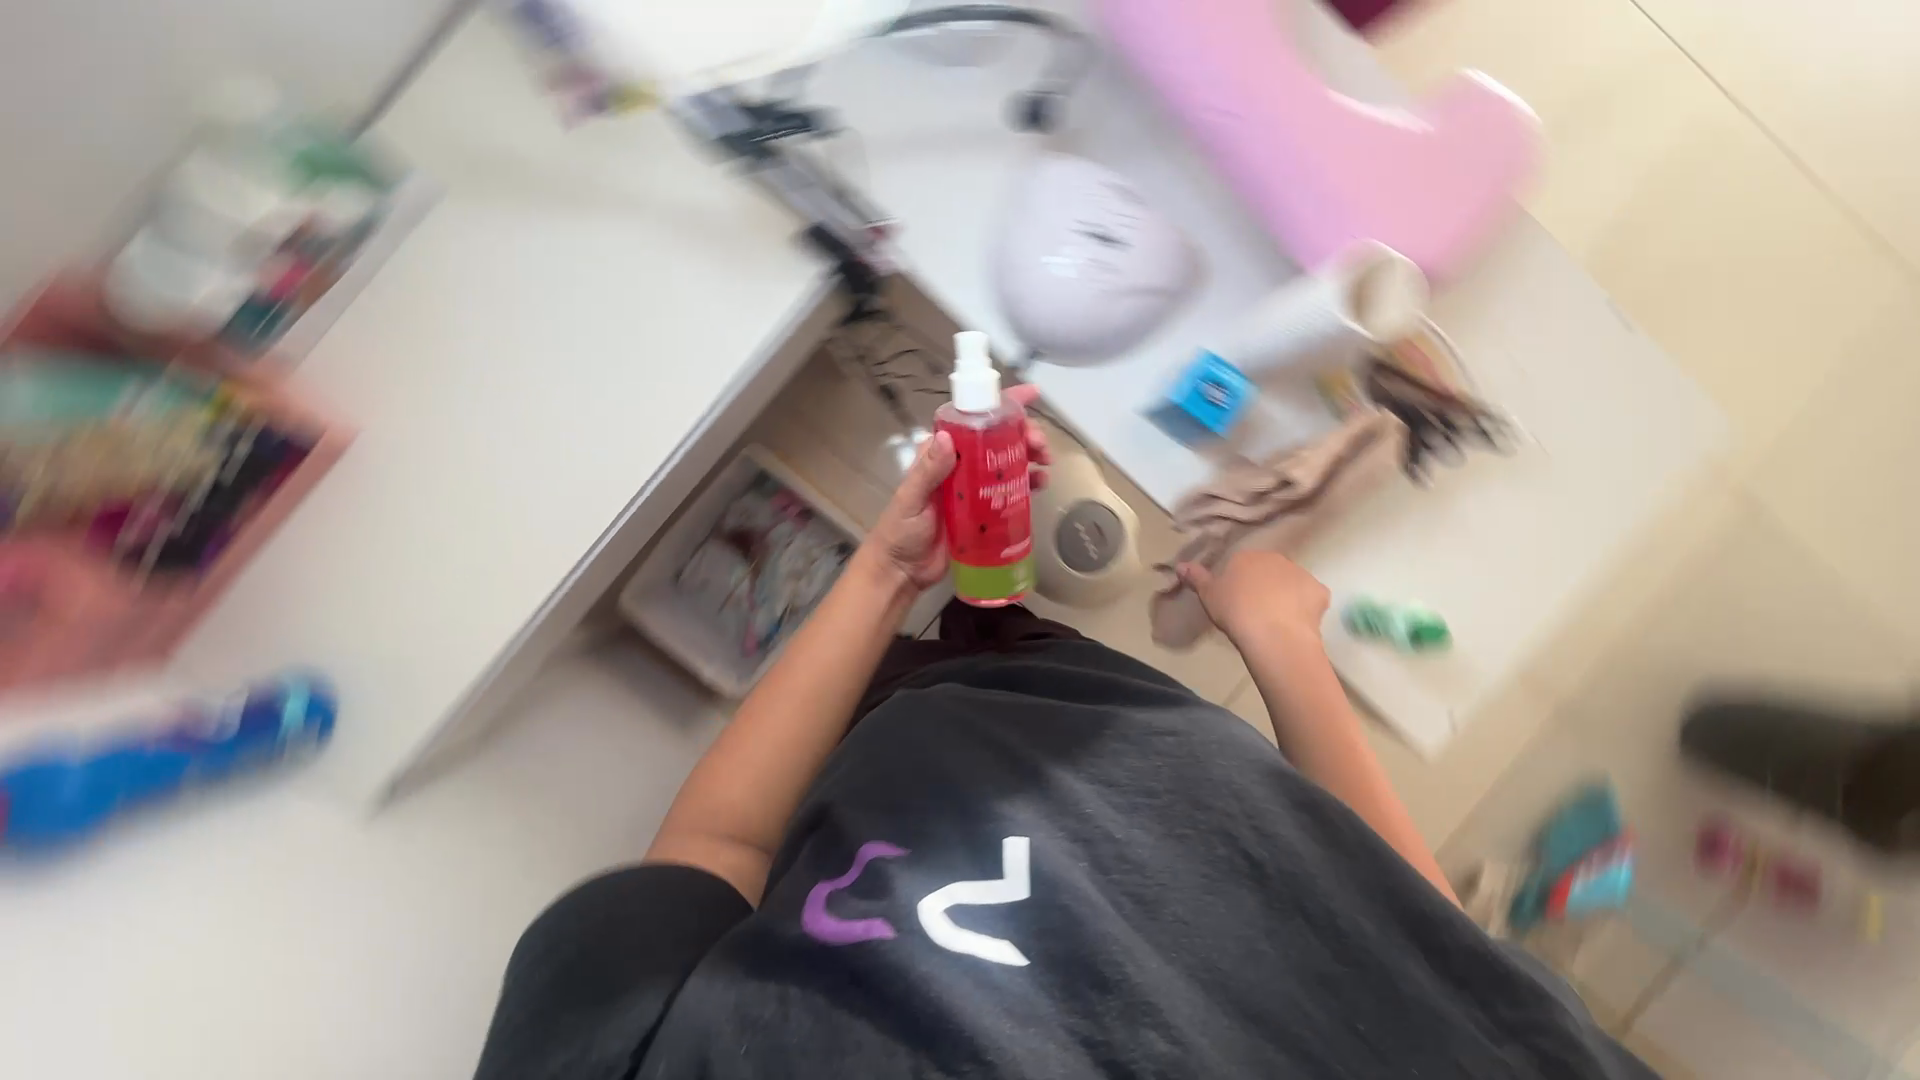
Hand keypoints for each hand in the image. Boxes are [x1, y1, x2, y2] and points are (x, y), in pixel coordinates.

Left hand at [862, 384, 1050, 592]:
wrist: (903, 571)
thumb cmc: (900, 532)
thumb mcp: (911, 498)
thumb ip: (928, 471)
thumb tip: (946, 437)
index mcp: (939, 453)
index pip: (971, 419)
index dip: (1000, 404)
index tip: (1030, 395)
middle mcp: (959, 464)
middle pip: (996, 438)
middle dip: (1023, 434)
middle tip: (1040, 446)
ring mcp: (974, 487)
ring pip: (1007, 461)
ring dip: (1029, 457)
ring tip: (1045, 463)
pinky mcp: (984, 510)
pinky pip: (1009, 490)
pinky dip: (1027, 483)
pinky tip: (1040, 484)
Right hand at [1176, 550, 1328, 647]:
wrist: (1273, 633)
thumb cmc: (1235, 611)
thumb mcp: (1208, 596)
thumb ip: (1196, 578)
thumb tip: (1180, 565)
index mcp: (1247, 557)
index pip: (1241, 564)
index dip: (1238, 582)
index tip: (1235, 601)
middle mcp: (1276, 559)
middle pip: (1268, 570)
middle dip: (1263, 586)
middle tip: (1254, 611)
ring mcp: (1301, 573)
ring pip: (1291, 583)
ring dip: (1285, 595)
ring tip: (1275, 621)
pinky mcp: (1320, 592)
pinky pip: (1310, 598)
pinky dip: (1305, 608)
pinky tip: (1295, 624)